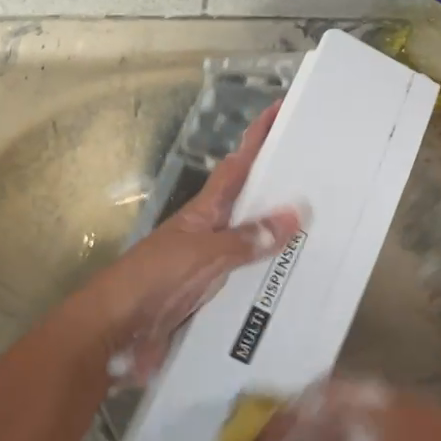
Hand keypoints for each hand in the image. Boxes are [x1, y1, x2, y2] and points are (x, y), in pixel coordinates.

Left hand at [75, 103, 303, 386]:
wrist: (114, 332)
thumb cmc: (153, 280)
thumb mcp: (203, 254)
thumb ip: (247, 238)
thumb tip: (296, 211)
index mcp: (205, 212)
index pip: (237, 166)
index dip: (257, 138)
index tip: (280, 108)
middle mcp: (210, 233)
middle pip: (250, 204)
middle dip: (281, 188)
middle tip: (324, 178)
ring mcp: (210, 267)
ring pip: (254, 245)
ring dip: (282, 239)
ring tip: (325, 233)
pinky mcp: (211, 300)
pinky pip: (249, 284)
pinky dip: (272, 281)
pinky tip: (296, 288)